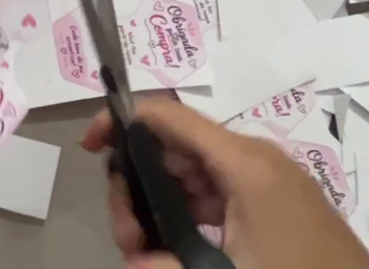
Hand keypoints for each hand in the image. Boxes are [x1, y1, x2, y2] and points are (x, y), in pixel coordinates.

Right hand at [81, 98, 368, 268]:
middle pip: (174, 149)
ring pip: (192, 175)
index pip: (168, 115)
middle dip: (137, 185)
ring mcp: (269, 183)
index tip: (90, 148)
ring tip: (145, 251)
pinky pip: (218, 196)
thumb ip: (172, 264)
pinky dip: (189, 217)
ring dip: (160, 206)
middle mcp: (255, 159)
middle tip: (125, 237)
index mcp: (245, 162)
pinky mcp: (278, 208)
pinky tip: (177, 253)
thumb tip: (133, 261)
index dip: (121, 122)